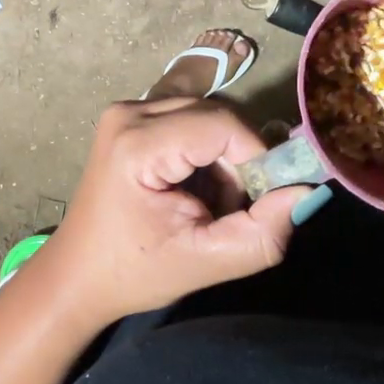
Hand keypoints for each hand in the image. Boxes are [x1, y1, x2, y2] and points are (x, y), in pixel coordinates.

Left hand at [28, 98, 303, 327]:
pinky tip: (192, 188)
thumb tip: (306, 193)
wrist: (77, 274)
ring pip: (206, 114)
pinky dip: (204, 151)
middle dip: (238, 160)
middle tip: (231, 208)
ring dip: (222, 157)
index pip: (222, 124)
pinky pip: (189, 118)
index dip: (256, 158)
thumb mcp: (204, 263)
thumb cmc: (132, 271)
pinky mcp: (131, 116)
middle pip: (216, 114)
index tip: (259, 202)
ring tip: (209, 204)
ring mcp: (127, 109)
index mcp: (136, 143)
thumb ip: (261, 233)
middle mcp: (129, 111)